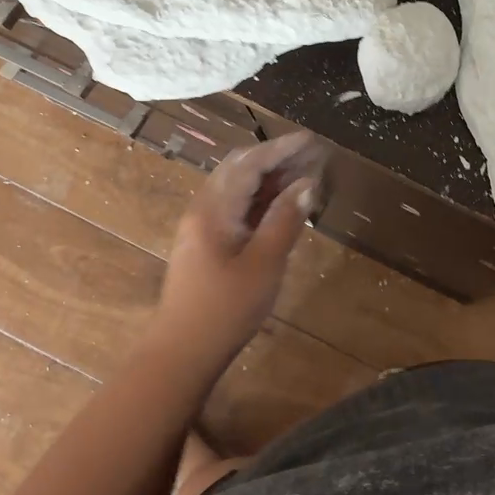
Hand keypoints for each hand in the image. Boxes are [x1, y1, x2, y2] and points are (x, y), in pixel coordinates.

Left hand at [157, 132, 327, 360]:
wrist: (181, 353)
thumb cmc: (225, 309)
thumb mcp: (264, 263)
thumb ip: (285, 220)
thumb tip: (308, 184)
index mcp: (214, 209)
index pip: (250, 164)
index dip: (282, 149)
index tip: (313, 141)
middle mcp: (204, 210)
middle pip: (241, 169)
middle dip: (277, 159)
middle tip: (313, 155)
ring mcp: (202, 228)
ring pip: (238, 188)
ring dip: (270, 178)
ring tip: (305, 175)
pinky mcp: (206, 245)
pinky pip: (236, 207)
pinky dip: (261, 199)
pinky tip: (283, 205)